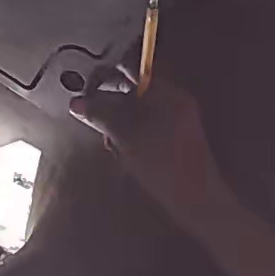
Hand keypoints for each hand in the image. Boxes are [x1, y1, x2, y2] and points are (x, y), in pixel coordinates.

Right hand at [69, 76, 233, 219]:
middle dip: (114, 107)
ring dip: (122, 125)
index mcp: (170, 95)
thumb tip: (78, 104)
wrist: (196, 201)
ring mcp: (180, 121)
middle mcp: (177, 103)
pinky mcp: (178, 138)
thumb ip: (101, 117)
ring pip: (141, 113)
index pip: (134, 74)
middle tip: (98, 122)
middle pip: (136, 94)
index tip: (89, 90)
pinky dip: (135, 135)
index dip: (109, 80)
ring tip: (113, 144)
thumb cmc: (164, 167)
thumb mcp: (126, 139)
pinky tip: (126, 154)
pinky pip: (150, 126)